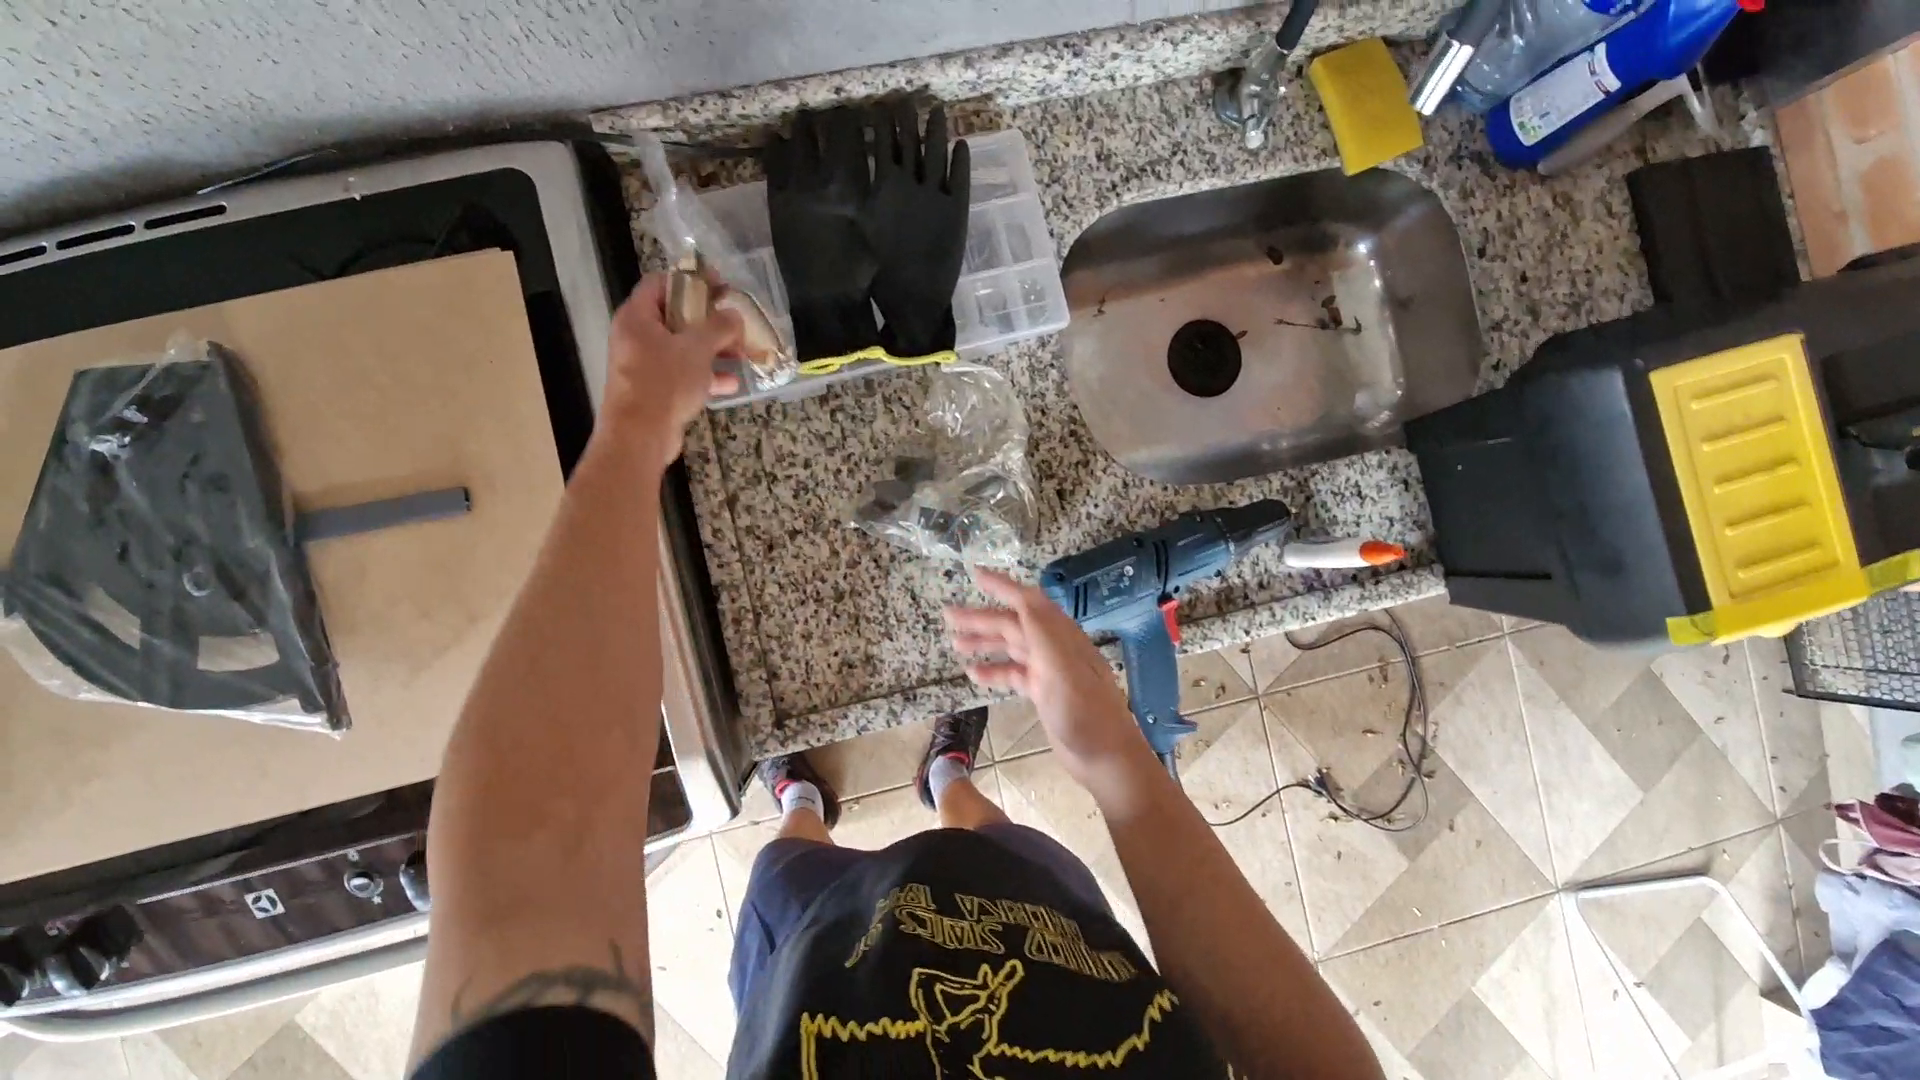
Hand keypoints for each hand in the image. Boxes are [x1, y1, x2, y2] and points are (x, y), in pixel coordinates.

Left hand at [599, 274, 742, 466]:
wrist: (640, 436)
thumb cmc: (664, 383)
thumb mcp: (697, 348)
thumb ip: (719, 327)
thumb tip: (734, 315)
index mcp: (637, 317)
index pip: (660, 284)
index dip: (691, 281)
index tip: (719, 285)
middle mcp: (636, 337)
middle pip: (675, 317)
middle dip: (708, 320)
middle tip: (735, 322)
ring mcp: (643, 365)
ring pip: (682, 348)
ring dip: (712, 349)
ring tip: (740, 354)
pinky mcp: (654, 390)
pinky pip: (682, 374)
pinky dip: (705, 375)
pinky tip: (732, 383)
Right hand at [944, 568, 1155, 788]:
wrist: (1106, 758)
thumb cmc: (1085, 714)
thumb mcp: (1063, 670)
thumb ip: (1042, 632)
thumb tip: (1023, 596)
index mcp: (1061, 638)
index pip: (1028, 602)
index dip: (1002, 586)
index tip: (975, 574)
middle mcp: (1055, 649)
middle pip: (1014, 624)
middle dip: (982, 618)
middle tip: (948, 616)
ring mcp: (1050, 672)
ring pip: (1012, 647)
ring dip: (985, 642)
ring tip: (955, 643)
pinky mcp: (1045, 693)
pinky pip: (1015, 674)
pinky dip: (994, 671)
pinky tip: (974, 674)